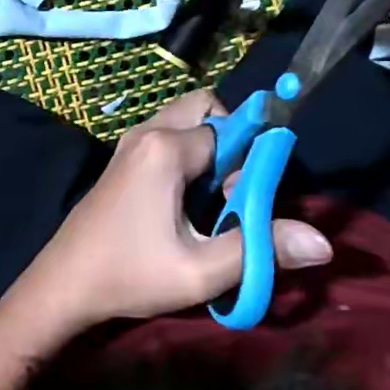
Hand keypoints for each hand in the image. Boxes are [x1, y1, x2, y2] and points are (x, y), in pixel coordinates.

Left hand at [37, 91, 333, 323]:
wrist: (65, 281)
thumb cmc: (130, 274)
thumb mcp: (201, 271)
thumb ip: (262, 249)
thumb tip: (324, 242)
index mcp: (164, 148)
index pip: (232, 130)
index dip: (251, 163)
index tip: (244, 202)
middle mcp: (145, 133)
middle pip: (205, 108)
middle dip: (231, 141)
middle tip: (230, 192)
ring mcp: (128, 144)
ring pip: (185, 123)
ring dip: (208, 151)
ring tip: (208, 203)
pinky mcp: (121, 160)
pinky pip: (166, 139)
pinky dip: (186, 157)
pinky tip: (184, 204)